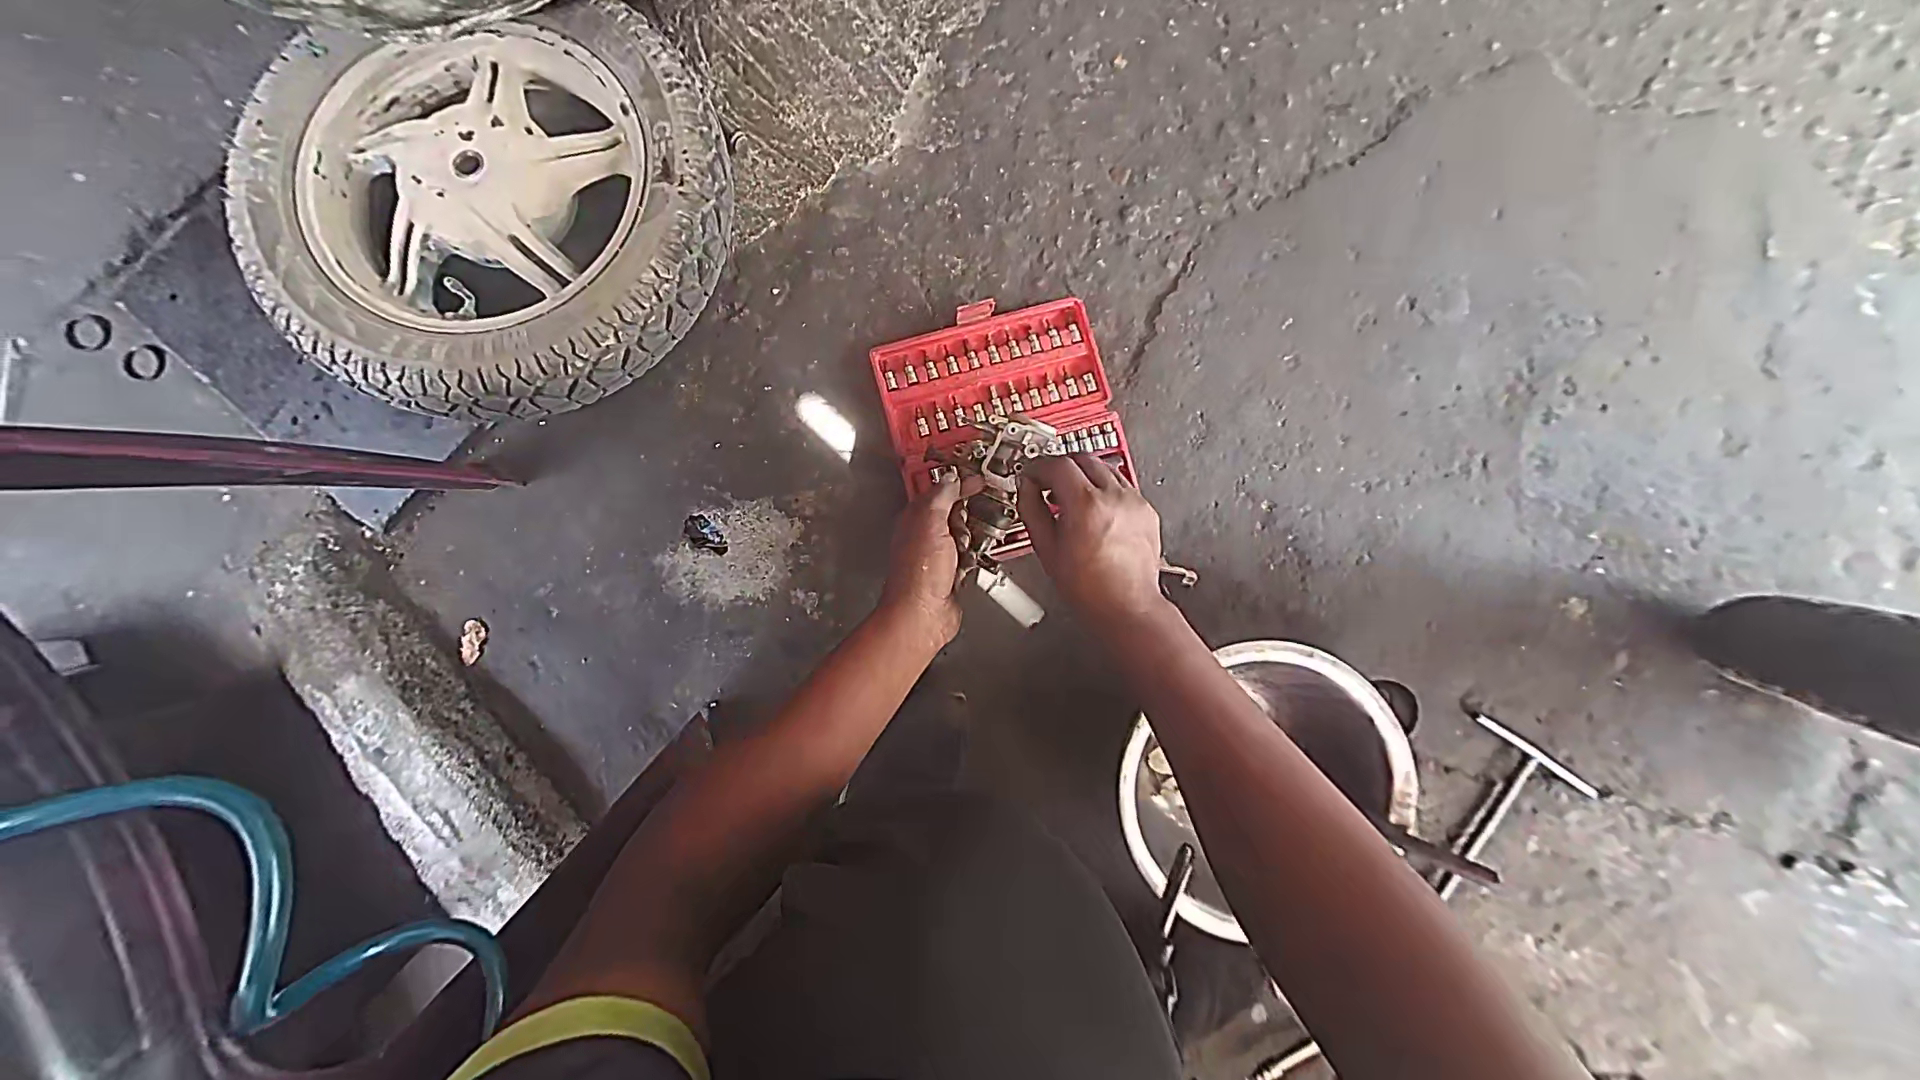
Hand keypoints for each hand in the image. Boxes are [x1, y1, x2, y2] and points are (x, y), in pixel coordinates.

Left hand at [878, 476, 973, 646]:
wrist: (923, 615)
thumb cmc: (919, 575)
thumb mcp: (931, 522)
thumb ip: (942, 495)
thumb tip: (951, 477)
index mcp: (915, 517)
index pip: (941, 489)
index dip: (960, 482)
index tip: (980, 479)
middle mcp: (925, 534)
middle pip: (957, 512)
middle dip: (968, 517)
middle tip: (968, 523)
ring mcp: (940, 554)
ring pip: (967, 534)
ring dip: (971, 540)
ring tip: (964, 551)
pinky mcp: (953, 572)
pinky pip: (972, 556)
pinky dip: (974, 558)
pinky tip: (968, 565)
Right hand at [1018, 455, 1166, 622]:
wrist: (1126, 606)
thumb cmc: (1090, 588)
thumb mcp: (1047, 549)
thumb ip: (1032, 510)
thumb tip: (1026, 490)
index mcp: (1086, 505)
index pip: (1058, 465)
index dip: (1038, 466)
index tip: (1031, 474)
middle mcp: (1114, 498)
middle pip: (1082, 458)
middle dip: (1060, 466)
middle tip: (1047, 481)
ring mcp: (1134, 502)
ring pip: (1104, 468)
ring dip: (1083, 475)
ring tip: (1069, 496)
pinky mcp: (1146, 510)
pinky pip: (1121, 486)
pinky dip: (1104, 489)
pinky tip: (1093, 508)